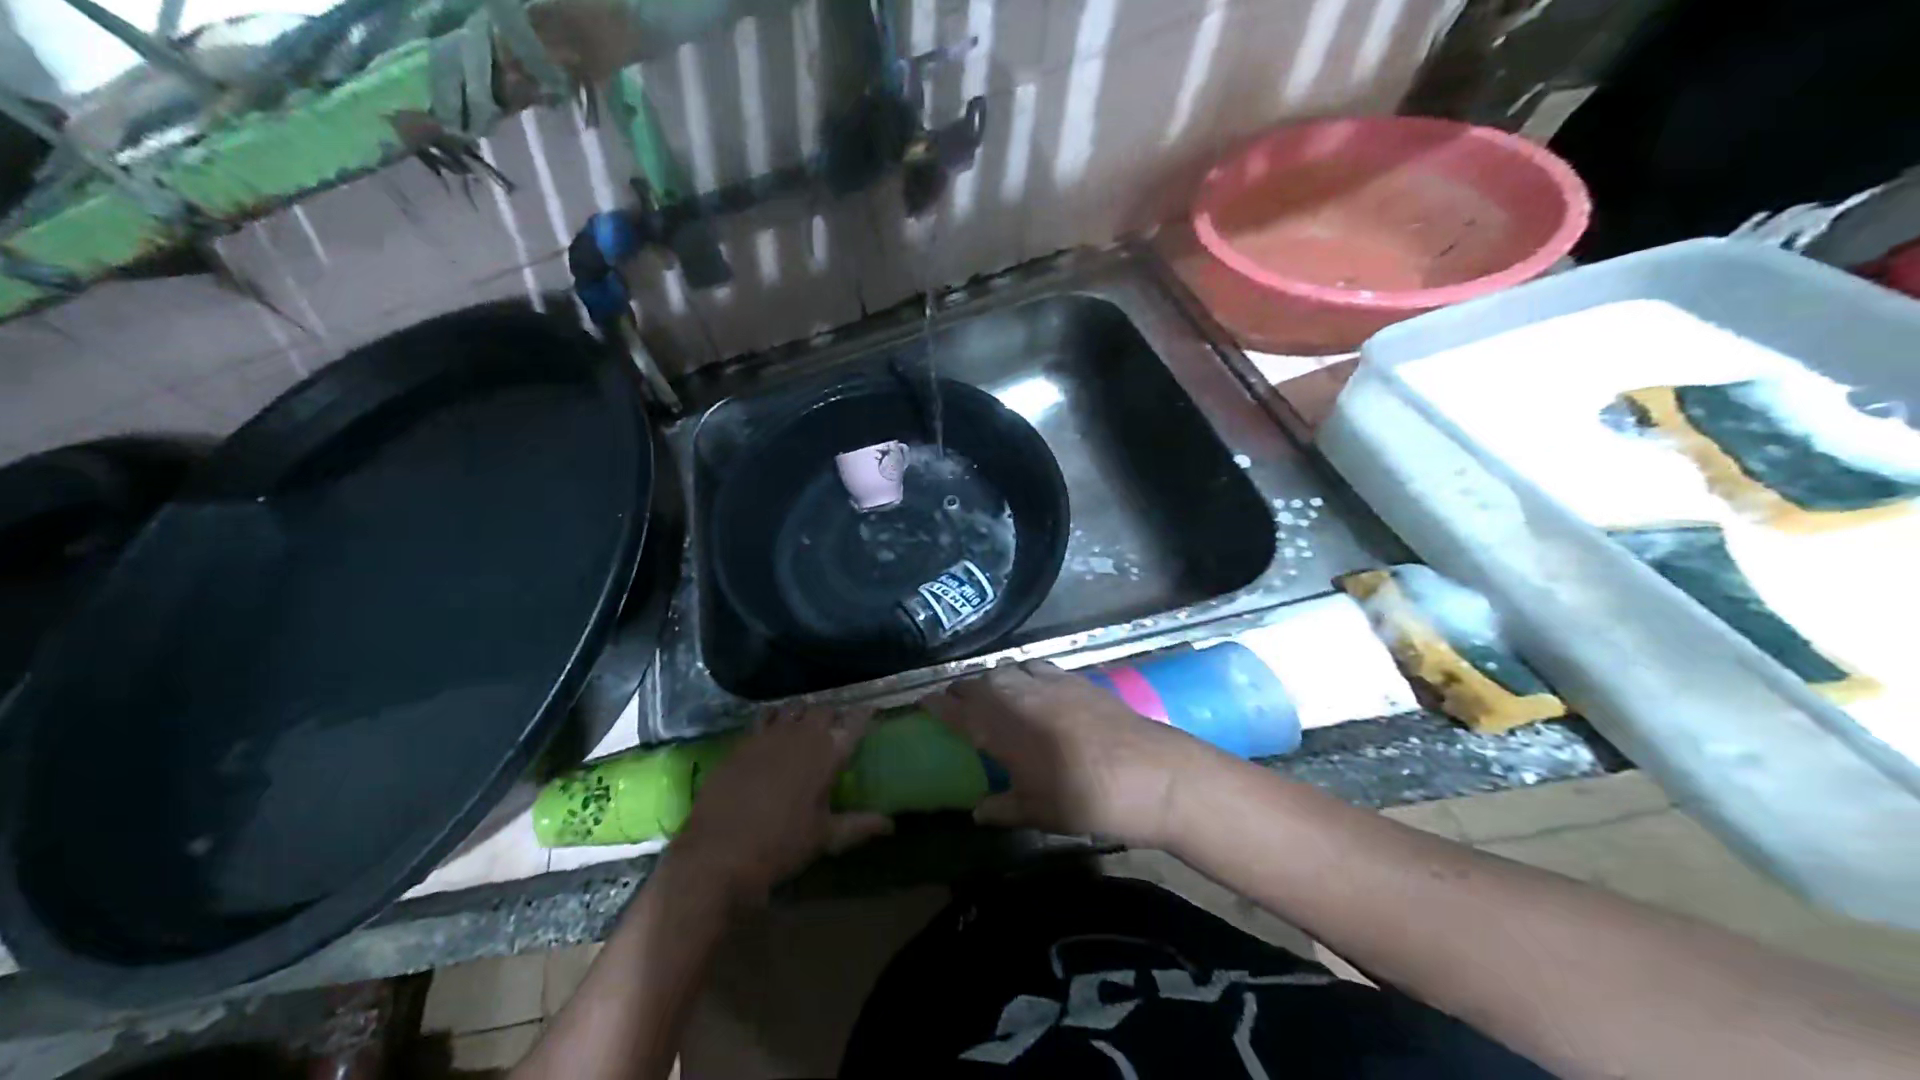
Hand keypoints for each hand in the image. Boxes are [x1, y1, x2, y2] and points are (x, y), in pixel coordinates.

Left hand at [667, 705, 892, 907]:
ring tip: (804, 729)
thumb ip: (859, 824)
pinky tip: (772, 737)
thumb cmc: (781, 845)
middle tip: (836, 731)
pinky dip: (773, 721)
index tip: (871, 714)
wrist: (719, 852)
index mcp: (827, 754)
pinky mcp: (742, 742)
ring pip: (792, 708)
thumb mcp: (825, 837)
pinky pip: (763, 719)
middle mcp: (800, 735)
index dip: (864, 715)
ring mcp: (768, 735)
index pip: (854, 722)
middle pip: (823, 710)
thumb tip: (891, 825)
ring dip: (803, 714)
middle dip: (833, 716)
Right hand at [923, 661, 1225, 848]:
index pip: (957, 710)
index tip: (920, 704)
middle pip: (980, 681)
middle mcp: (1021, 696)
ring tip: (994, 696)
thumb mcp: (1040, 811)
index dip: (936, 706)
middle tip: (955, 705)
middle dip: (962, 690)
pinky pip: (1039, 666)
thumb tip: (978, 811)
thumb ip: (1004, 807)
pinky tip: (1035, 692)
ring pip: (1009, 668)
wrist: (1155, 774)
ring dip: (994, 679)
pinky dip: (1026, 674)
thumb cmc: (1088, 799)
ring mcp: (1052, 682)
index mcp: (1003, 727)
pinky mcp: (1079, 679)